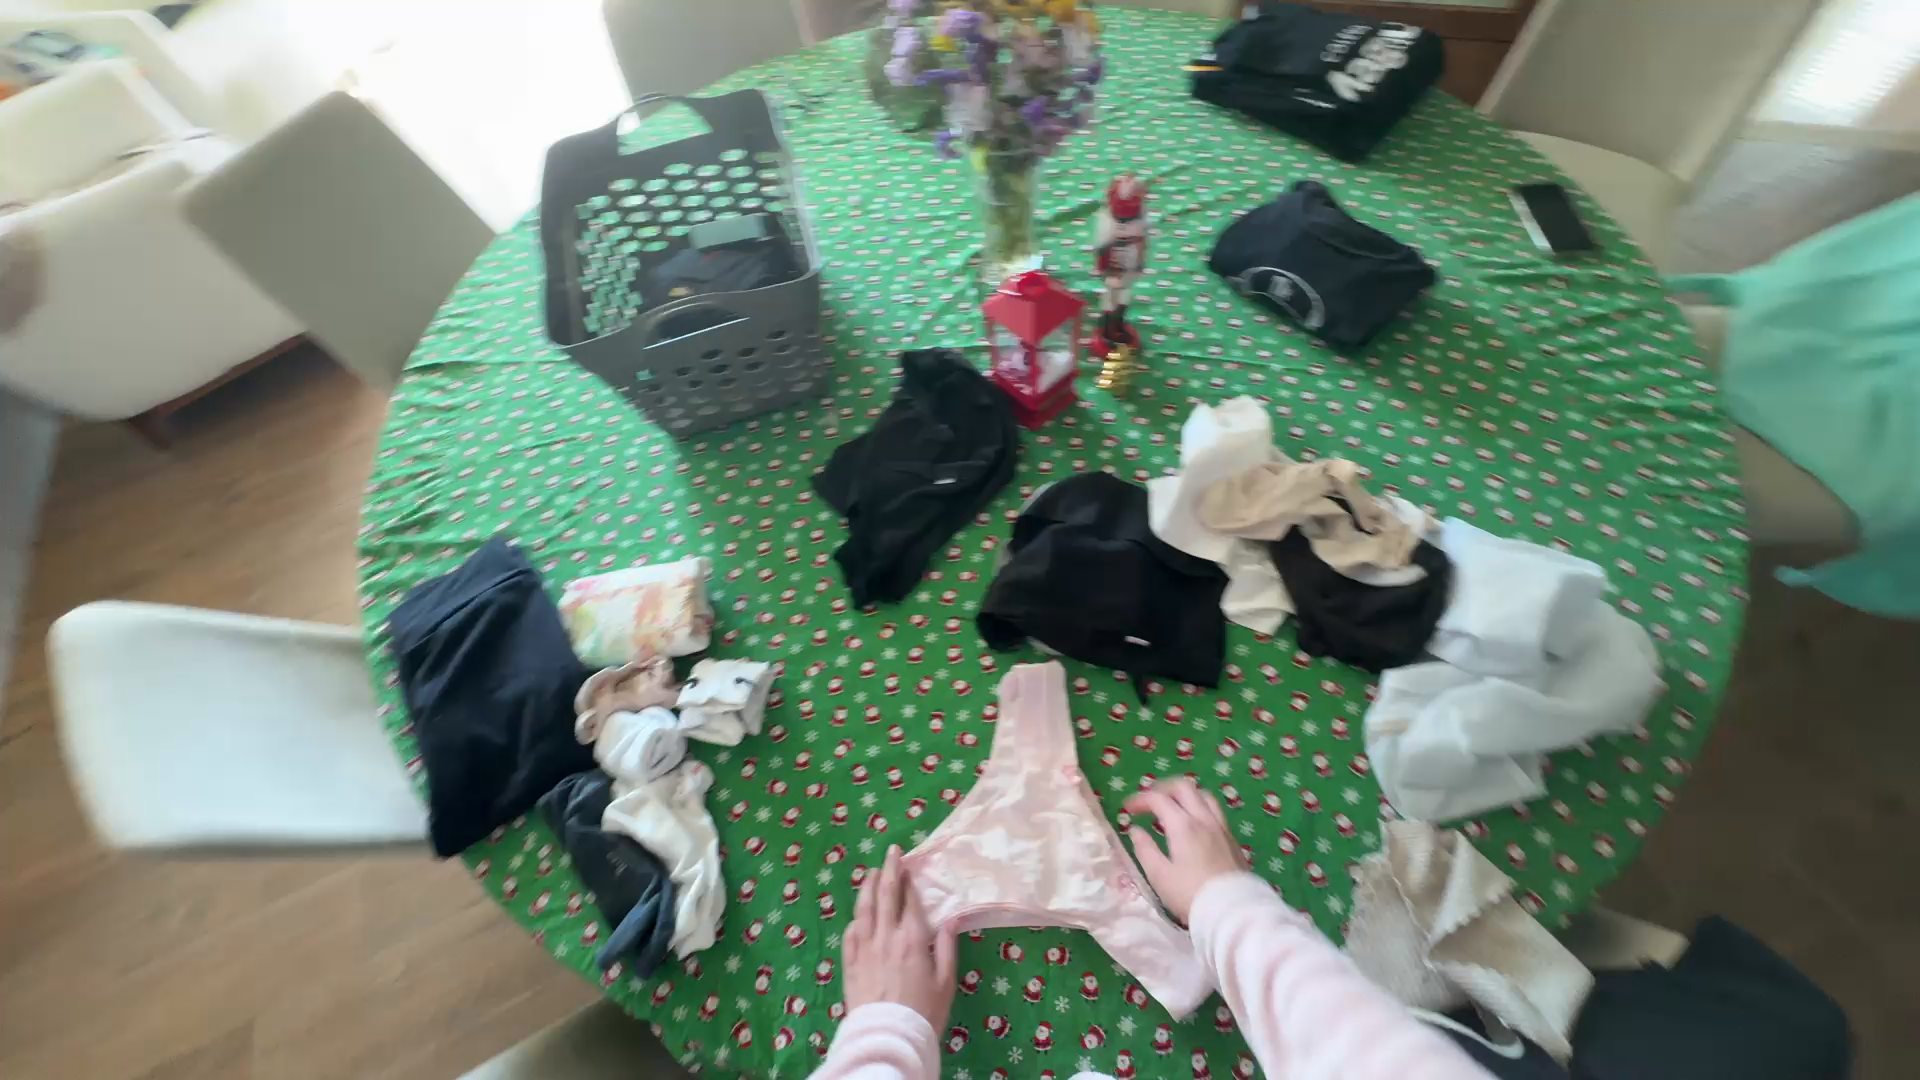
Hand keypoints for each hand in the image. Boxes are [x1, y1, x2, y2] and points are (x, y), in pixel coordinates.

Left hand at [843, 845, 957, 1031]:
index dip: (909, 880)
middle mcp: (887, 935)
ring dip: (869, 886)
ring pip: (864, 907)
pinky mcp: (850, 962)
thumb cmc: (923, 1012)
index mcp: (913, 938)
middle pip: (887, 893)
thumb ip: (947, 948)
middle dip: (890, 869)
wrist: (888, 1040)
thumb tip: (950, 920)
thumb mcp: (946, 982)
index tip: (910, 865)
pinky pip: (850, 932)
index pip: (909, 900)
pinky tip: (859, 913)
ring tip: (873, 872)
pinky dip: (856, 918)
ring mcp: (865, 947)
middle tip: (892, 851)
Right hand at [1122, 778, 1247, 924]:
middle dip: (1163, 788)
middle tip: (1150, 801)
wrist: (1234, 914)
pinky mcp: (1233, 840)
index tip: (1128, 809)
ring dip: (1185, 795)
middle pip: (1184, 787)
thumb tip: (1135, 831)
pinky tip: (1195, 824)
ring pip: (1204, 795)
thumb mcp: (1159, 876)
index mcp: (1183, 825)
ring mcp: (1222, 828)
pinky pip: (1216, 811)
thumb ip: (1145, 849)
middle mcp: (1204, 819)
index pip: (1158, 799)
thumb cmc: (1191, 895)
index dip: (1140, 799)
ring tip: (1174, 807)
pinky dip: (1200, 807)